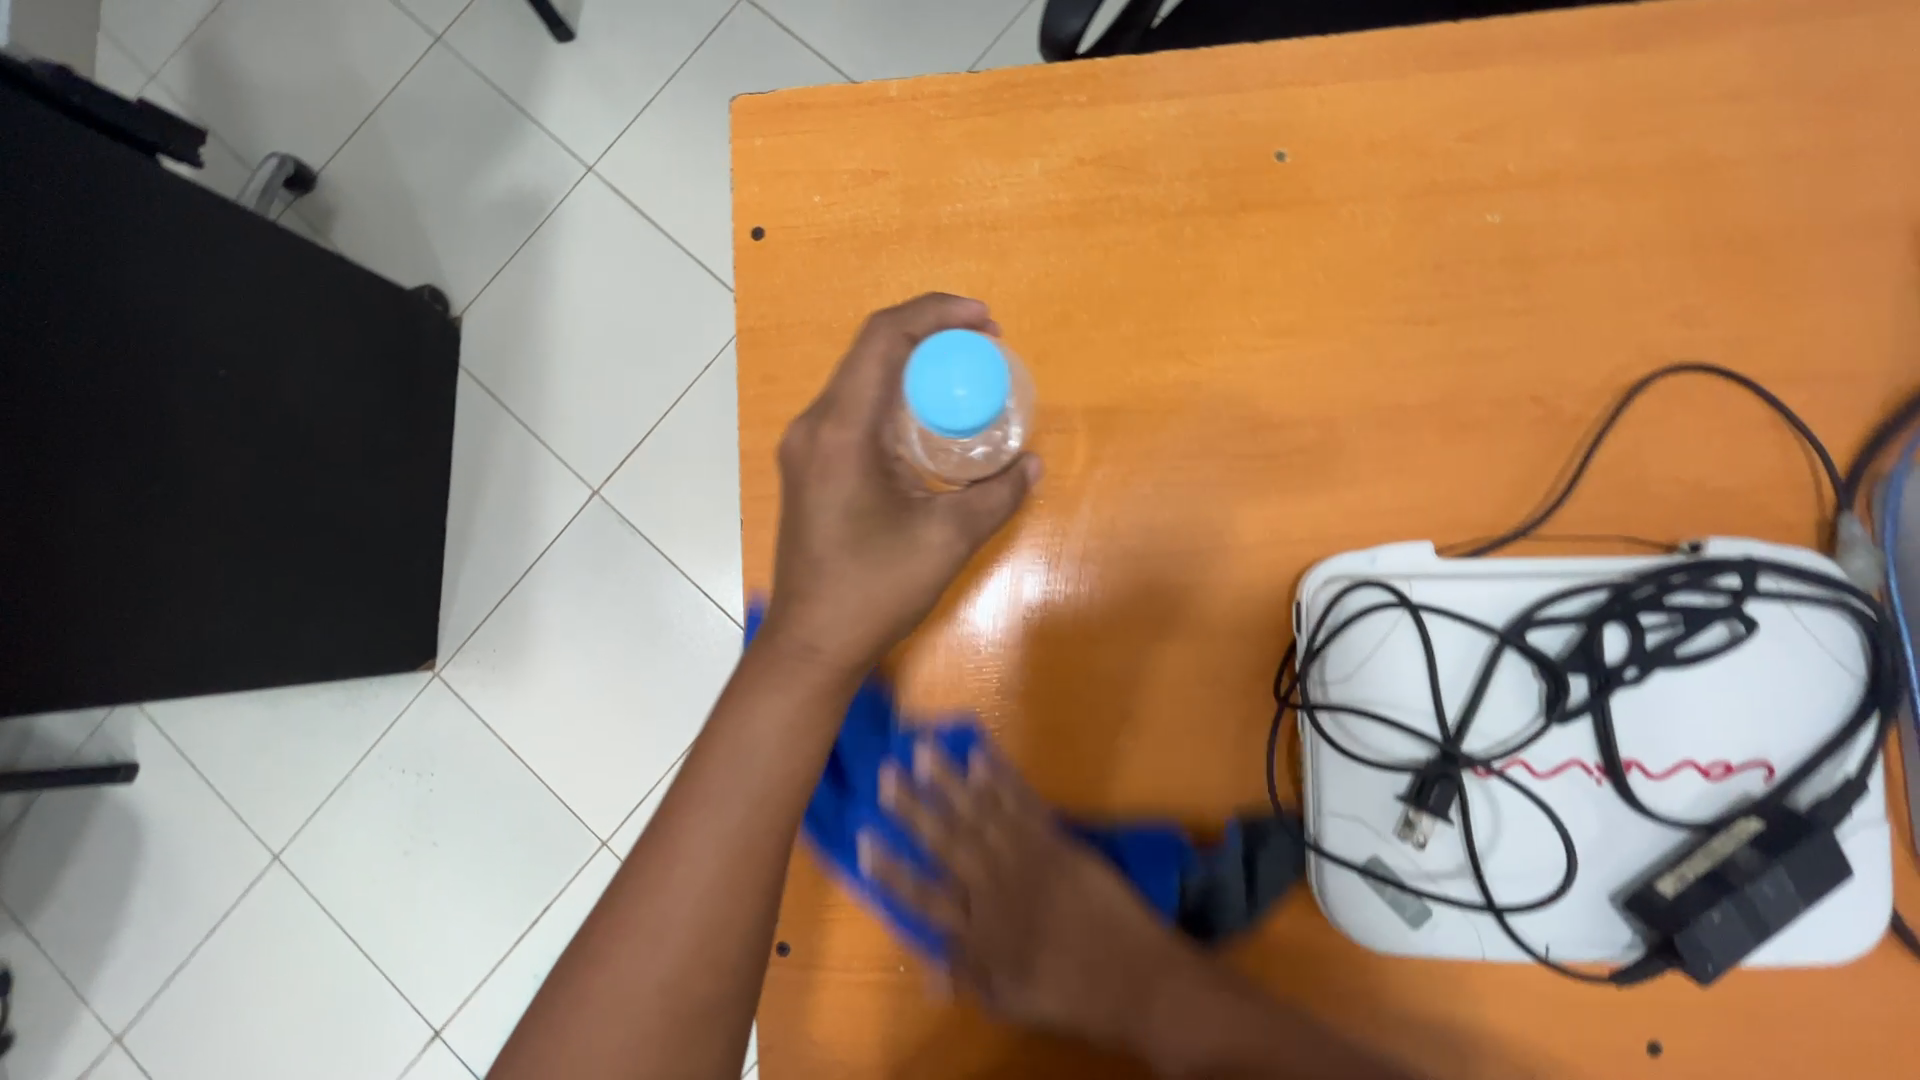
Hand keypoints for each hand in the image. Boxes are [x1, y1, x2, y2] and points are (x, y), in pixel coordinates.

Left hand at [760, 294, 1040, 674]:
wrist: (812, 643)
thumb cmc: (874, 590)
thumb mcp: (947, 540)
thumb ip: (996, 495)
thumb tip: (1030, 464)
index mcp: (841, 430)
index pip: (883, 338)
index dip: (936, 313)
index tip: (985, 321)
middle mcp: (814, 426)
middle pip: (871, 352)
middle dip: (930, 338)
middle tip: (984, 350)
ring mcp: (806, 447)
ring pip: (861, 380)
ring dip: (912, 369)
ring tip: (964, 380)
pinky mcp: (811, 467)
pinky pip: (855, 411)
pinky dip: (896, 401)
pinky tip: (930, 423)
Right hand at [860, 741, 1200, 1047]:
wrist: (1137, 980)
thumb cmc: (1071, 993)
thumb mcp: (1011, 1000)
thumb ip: (967, 975)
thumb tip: (925, 966)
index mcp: (978, 932)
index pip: (922, 896)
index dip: (891, 868)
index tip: (863, 838)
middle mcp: (995, 888)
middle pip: (946, 841)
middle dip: (914, 806)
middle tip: (886, 772)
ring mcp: (1027, 858)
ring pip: (980, 813)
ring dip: (950, 779)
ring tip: (923, 749)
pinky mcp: (1057, 841)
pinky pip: (1024, 803)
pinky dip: (1002, 777)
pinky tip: (982, 755)